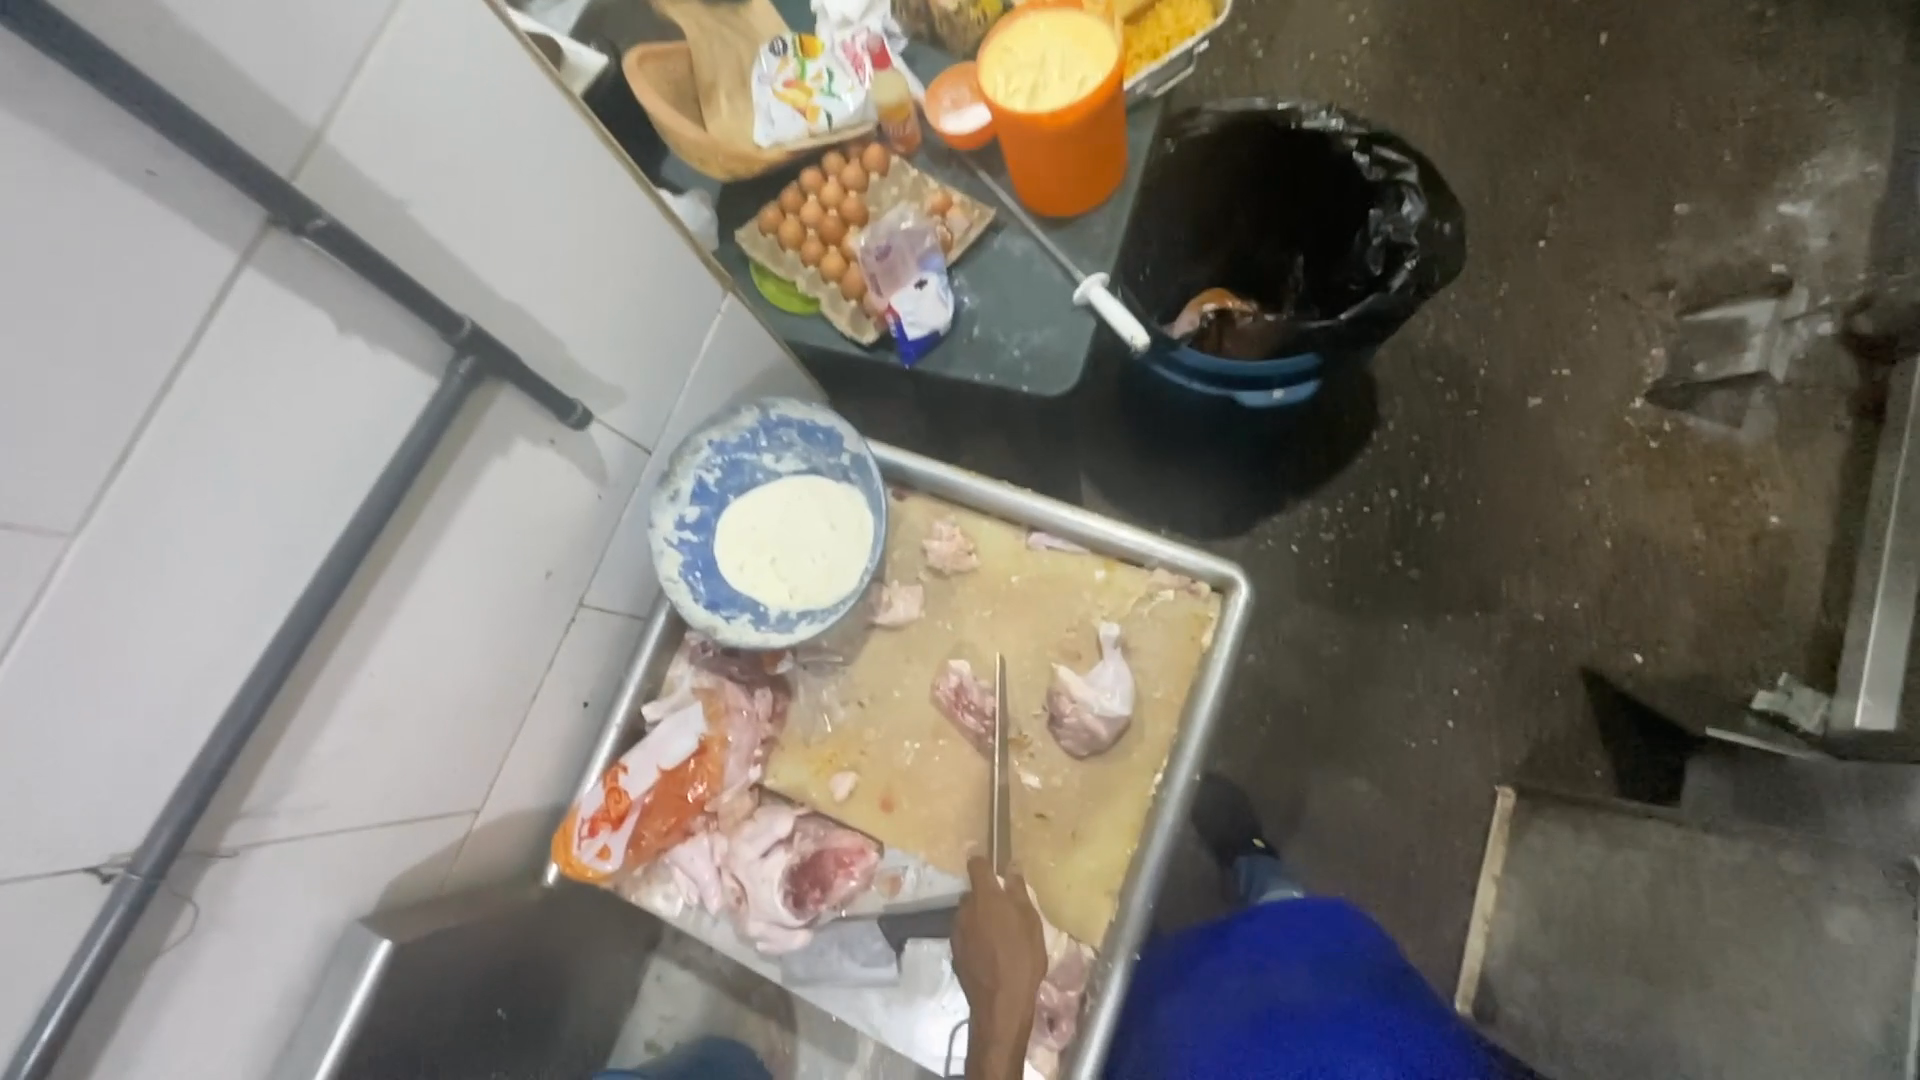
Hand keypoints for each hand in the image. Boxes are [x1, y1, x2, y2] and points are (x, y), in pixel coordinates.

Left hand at [953, 856, 1047, 1079]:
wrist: (1001, 1003)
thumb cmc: (1022, 957)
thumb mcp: (1031, 921)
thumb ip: (1018, 890)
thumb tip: (1012, 866)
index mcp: (985, 896)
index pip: (976, 864)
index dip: (984, 863)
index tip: (993, 868)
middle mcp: (965, 908)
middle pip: (973, 893)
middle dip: (986, 898)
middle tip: (1005, 913)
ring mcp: (956, 931)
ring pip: (968, 915)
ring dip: (979, 919)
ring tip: (999, 938)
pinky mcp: (954, 952)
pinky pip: (965, 935)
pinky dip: (974, 938)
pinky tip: (990, 954)